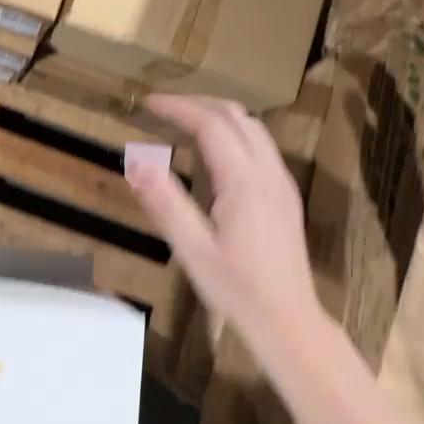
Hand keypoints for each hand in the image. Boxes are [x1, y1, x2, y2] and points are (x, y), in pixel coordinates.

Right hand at [124, 95, 319, 337]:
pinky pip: (261, 146)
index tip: (148, 103)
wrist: (287, 320)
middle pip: (236, 116)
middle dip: (198, 103)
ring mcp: (282, 183)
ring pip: (253, 128)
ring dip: (219, 115)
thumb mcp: (193, 250)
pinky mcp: (286, 196)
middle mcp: (268, 173)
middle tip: (163, 107)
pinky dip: (234, 132)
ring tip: (185, 121)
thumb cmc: (236, 289)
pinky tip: (214, 151)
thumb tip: (136, 162)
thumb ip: (166, 204)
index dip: (178, 108)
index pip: (211, 124)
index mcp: (244, 182)